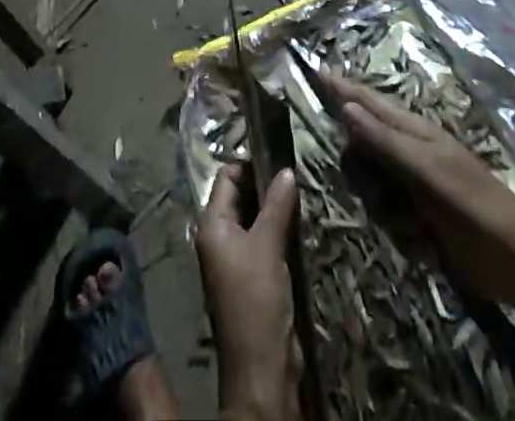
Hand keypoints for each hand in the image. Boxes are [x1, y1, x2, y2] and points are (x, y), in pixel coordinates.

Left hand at [197, 165, 303, 420]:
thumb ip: (276, 207)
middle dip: (264, 185)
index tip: (277, 150)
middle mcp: (219, 237)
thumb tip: (286, 170)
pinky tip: (301, 222)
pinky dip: (279, 230)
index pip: (225, 180)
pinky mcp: (253, 276)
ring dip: (274, 208)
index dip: (248, 164)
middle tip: (296, 167)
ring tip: (303, 188)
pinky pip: (264, 242)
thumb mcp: (266, 246)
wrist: (261, 363)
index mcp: (211, 224)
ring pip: (254, 220)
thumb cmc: (255, 297)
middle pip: (240, 199)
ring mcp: (235, 257)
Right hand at [320, 71, 514, 305]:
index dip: (343, 88)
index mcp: (415, 133)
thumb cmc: (472, 204)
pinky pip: (386, 217)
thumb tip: (345, 105)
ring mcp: (413, 189)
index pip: (369, 102)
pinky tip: (424, 242)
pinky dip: (402, 232)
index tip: (317, 72)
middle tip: (377, 189)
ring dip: (385, 209)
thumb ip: (381, 137)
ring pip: (370, 187)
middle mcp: (410, 156)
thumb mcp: (423, 167)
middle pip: (361, 150)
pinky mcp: (417, 219)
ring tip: (413, 224)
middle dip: (362, 172)